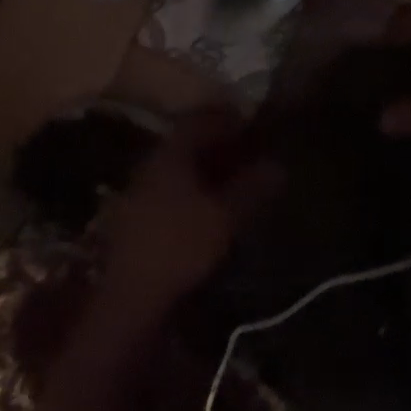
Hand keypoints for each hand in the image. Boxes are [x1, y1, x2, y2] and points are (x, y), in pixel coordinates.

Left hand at [100, 107, 281, 309]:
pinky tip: (210, 205)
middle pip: (188, 142)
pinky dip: (194, 187)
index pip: (200, 120)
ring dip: (207, 167)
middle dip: (219, 143)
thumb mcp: (225, 216)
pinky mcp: (137, 215)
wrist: (132, 292)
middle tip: (250, 150)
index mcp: (171, 153)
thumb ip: (251, 188)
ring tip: (236, 179)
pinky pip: (171, 187)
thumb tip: (278, 166)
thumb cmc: (181, 244)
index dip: (227, 118)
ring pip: (179, 166)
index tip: (252, 121)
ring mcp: (141, 189)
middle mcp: (153, 162)